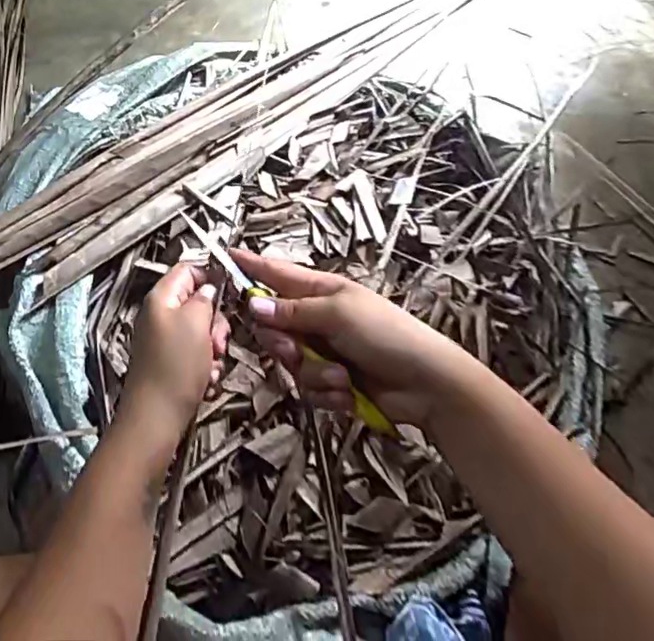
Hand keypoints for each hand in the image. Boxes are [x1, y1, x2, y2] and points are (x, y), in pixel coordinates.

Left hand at [119, 262, 229, 448]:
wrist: (157, 416)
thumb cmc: (176, 365)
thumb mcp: (195, 323)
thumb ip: (204, 298)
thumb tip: (209, 287)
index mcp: (161, 297)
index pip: (187, 269)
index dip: (211, 275)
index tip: (232, 293)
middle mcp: (160, 314)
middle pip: (198, 302)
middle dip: (216, 322)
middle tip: (218, 342)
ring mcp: (165, 339)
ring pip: (202, 331)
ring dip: (214, 348)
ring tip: (212, 365)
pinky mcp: (171, 362)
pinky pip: (197, 354)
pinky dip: (206, 365)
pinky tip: (206, 379)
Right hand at [232, 248, 481, 426]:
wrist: (431, 388)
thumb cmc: (389, 335)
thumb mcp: (338, 313)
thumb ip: (292, 310)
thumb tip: (252, 303)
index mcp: (318, 289)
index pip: (273, 272)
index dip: (248, 266)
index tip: (223, 259)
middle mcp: (315, 318)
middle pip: (271, 324)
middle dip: (281, 342)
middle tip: (295, 350)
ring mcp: (323, 350)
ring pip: (288, 360)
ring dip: (312, 373)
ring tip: (340, 377)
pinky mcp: (331, 381)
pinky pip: (306, 387)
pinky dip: (325, 394)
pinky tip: (347, 394)